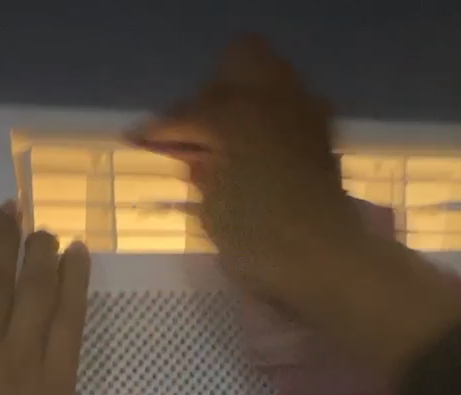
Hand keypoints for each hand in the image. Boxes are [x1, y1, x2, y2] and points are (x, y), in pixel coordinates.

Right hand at [136, 36, 460, 390]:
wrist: (323, 262)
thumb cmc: (258, 242)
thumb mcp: (212, 210)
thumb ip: (200, 172)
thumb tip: (195, 157)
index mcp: (236, 116)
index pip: (189, 112)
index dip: (160, 130)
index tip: (137, 141)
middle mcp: (274, 99)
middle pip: (236, 65)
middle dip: (208, 98)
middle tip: (189, 140)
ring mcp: (304, 112)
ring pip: (267, 78)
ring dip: (240, 106)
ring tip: (219, 148)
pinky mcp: (320, 135)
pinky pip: (287, 106)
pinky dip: (264, 122)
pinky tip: (249, 156)